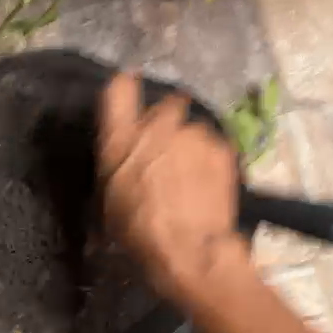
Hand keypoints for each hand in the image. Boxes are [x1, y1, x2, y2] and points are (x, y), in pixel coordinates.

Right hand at [98, 71, 249, 308]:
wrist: (187, 247)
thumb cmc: (135, 227)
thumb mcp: (109, 194)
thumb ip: (118, 161)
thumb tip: (125, 153)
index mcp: (120, 138)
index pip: (119, 89)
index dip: (125, 85)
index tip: (129, 85)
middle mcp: (157, 126)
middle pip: (166, 105)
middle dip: (167, 120)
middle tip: (165, 147)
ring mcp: (194, 135)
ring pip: (194, 128)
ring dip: (190, 142)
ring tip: (189, 173)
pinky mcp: (223, 149)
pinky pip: (214, 146)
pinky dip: (210, 158)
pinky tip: (206, 182)